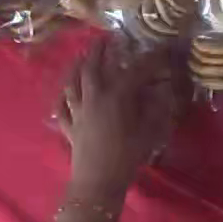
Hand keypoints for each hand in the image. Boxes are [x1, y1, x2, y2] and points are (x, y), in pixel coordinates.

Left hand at [55, 38, 177, 199]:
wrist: (98, 183)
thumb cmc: (127, 157)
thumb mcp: (149, 132)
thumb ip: (155, 109)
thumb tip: (161, 91)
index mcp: (116, 97)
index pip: (135, 71)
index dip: (150, 59)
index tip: (160, 48)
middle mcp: (93, 98)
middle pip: (93, 68)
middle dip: (99, 51)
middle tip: (104, 38)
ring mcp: (77, 112)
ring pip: (73, 83)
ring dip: (77, 66)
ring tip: (81, 56)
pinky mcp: (68, 127)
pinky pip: (62, 107)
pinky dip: (62, 97)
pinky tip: (64, 92)